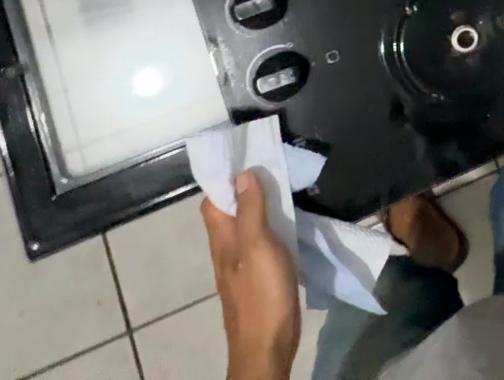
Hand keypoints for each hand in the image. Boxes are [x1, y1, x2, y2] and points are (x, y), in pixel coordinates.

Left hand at [202, 171, 300, 379]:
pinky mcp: (259, 276)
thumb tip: (242, 174)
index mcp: (223, 240)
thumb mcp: (258, 248)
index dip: (224, 180)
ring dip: (261, 206)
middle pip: (229, 212)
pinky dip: (272, 225)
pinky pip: (261, 240)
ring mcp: (242, 265)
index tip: (248, 156)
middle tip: (274, 165)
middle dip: (246, 188)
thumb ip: (252, 212)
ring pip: (246, 226)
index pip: (213, 202)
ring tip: (286, 186)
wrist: (267, 347)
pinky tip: (291, 222)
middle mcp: (228, 249)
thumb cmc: (262, 295)